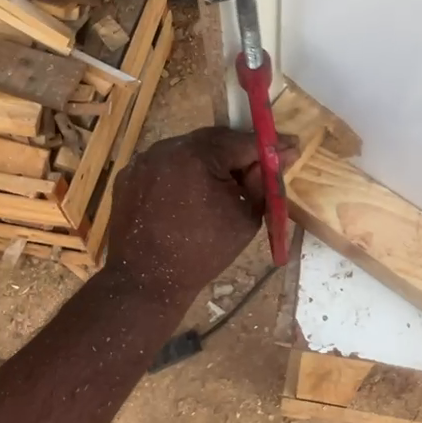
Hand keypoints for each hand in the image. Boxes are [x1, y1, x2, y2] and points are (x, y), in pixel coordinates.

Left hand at [102, 126, 295, 294]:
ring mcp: (144, 160)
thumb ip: (262, 181)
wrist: (147, 281)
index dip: (268, 147)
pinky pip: (166, 166)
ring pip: (188, 151)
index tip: (292, 147)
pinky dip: (182, 175)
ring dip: (208, 163)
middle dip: (237, 153)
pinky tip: (189, 198)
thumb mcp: (245, 218)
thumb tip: (281, 155)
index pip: (242, 141)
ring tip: (221, 188)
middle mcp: (167, 148)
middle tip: (257, 169)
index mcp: (197, 155)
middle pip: (213, 141)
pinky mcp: (129, 176)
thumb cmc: (203, 253)